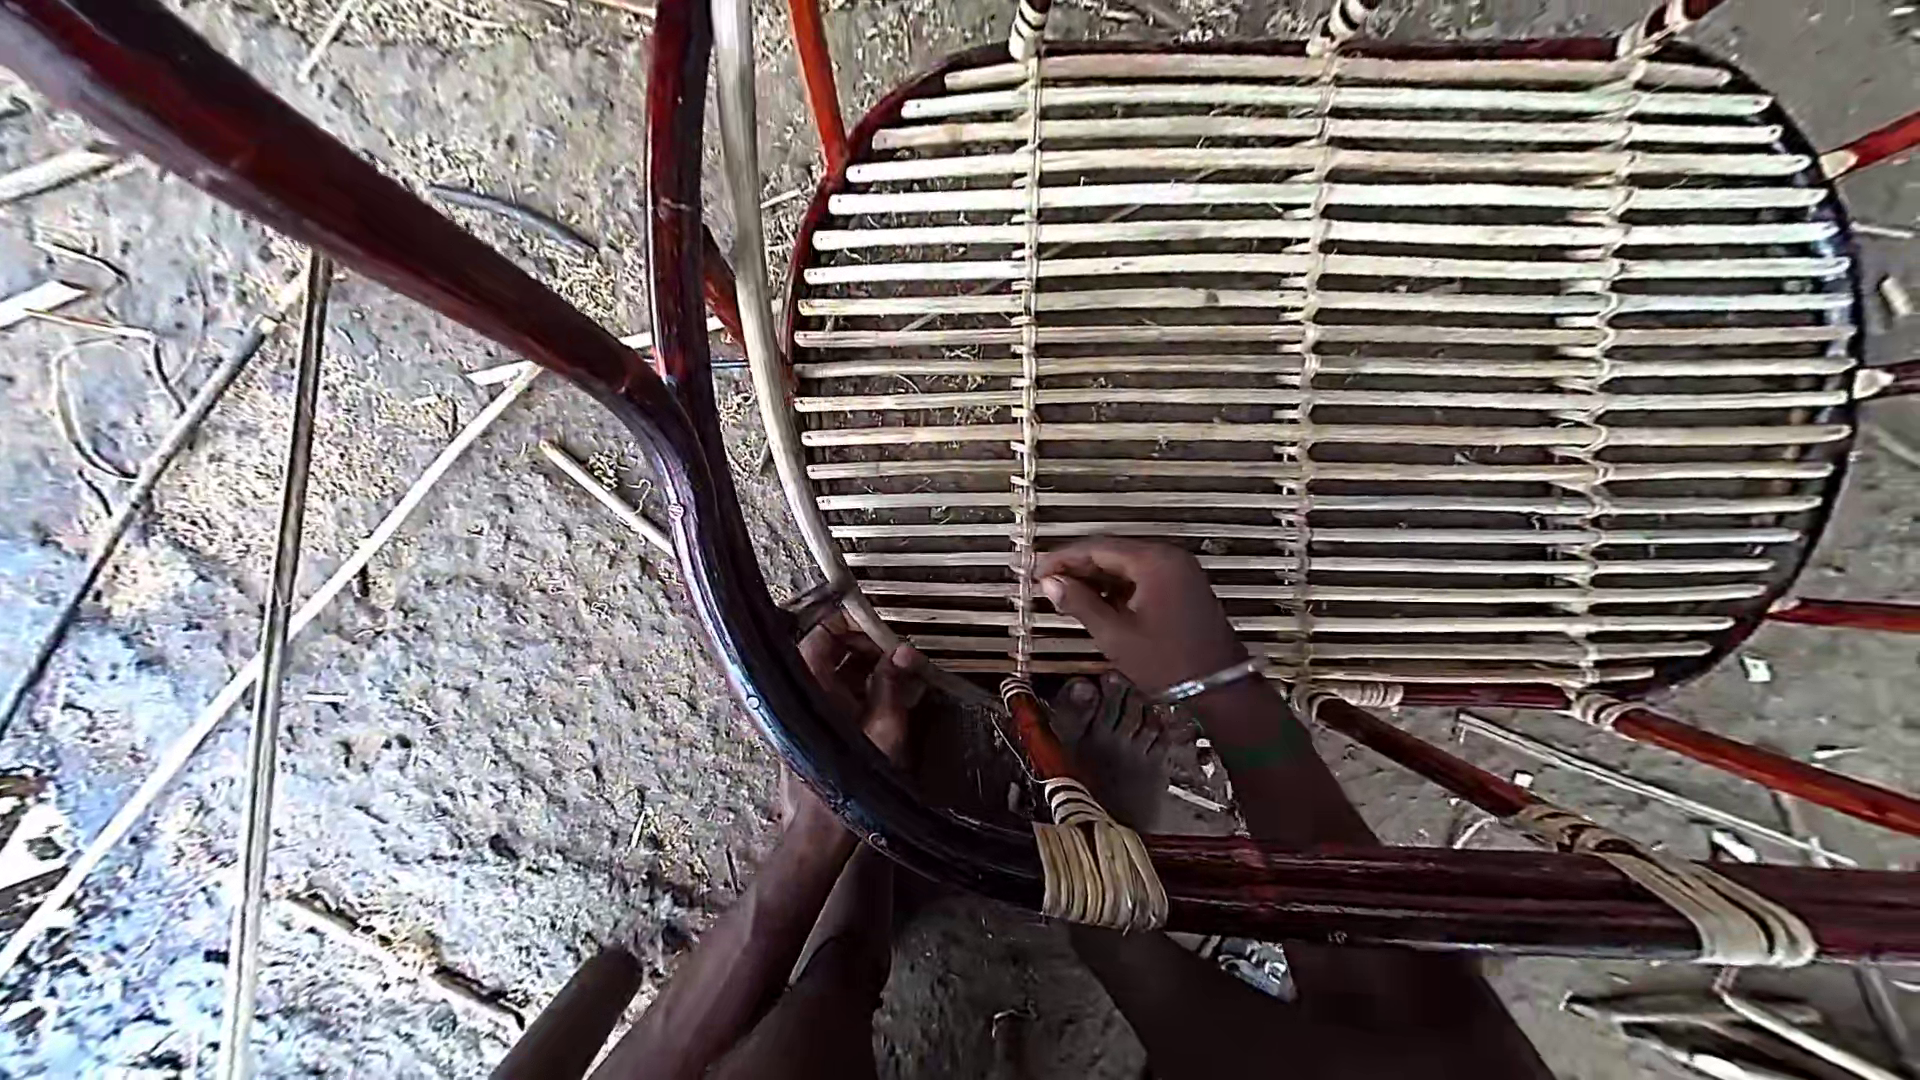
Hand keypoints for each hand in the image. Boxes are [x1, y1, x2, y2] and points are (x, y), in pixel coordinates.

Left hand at [797, 612, 924, 765]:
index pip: (821, 633)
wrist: (830, 822)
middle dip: (865, 645)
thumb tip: (902, 653)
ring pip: (836, 671)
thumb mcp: (884, 725)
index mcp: (813, 686)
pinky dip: (861, 686)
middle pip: (830, 649)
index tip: (873, 620)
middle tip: (893, 650)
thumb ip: (892, 683)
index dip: (847, 622)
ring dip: (866, 666)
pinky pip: (838, 692)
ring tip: (897, 672)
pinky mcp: (818, 726)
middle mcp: (805, 694)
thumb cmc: (851, 779)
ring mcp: (810, 710)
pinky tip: (888, 695)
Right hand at [1032, 537, 1245, 693]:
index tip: (1037, 570)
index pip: (1097, 547)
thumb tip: (1050, 584)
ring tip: (1064, 593)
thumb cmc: (1168, 663)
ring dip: (1094, 576)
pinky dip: (1115, 585)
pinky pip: (1140, 575)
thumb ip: (1080, 603)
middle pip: (1111, 551)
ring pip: (1124, 563)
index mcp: (1154, 561)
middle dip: (1076, 566)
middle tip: (1046, 581)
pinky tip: (1094, 600)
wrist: (1220, 688)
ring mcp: (1178, 569)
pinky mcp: (1181, 584)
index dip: (1062, 558)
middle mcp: (1168, 556)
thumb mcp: (1116, 635)